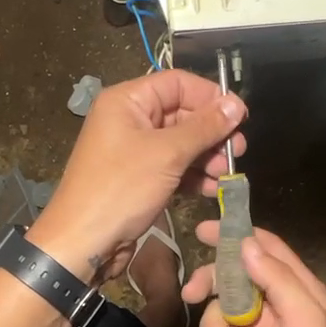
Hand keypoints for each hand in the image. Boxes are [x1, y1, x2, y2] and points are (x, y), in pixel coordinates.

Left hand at [26, 69, 245, 281]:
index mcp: (127, 101)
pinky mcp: (139, 180)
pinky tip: (211, 189)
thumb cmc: (121, 190)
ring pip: (180, 145)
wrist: (84, 242)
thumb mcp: (166, 154)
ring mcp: (134, 152)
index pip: (178, 84)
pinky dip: (193, 177)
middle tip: (238, 152)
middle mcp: (130, 121)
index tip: (241, 117)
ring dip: (206, 158)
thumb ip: (204, 128)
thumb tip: (236, 105)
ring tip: (226, 175)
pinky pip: (173, 169)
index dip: (211, 97)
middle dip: (212, 133)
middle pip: (181, 114)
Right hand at [182, 224, 325, 326]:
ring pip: (216, 315)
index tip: (202, 228)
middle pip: (231, 279)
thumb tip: (246, 243)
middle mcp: (272, 306)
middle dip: (209, 283)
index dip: (235, 234)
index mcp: (295, 288)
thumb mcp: (305, 318)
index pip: (263, 248)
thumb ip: (277, 279)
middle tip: (191, 294)